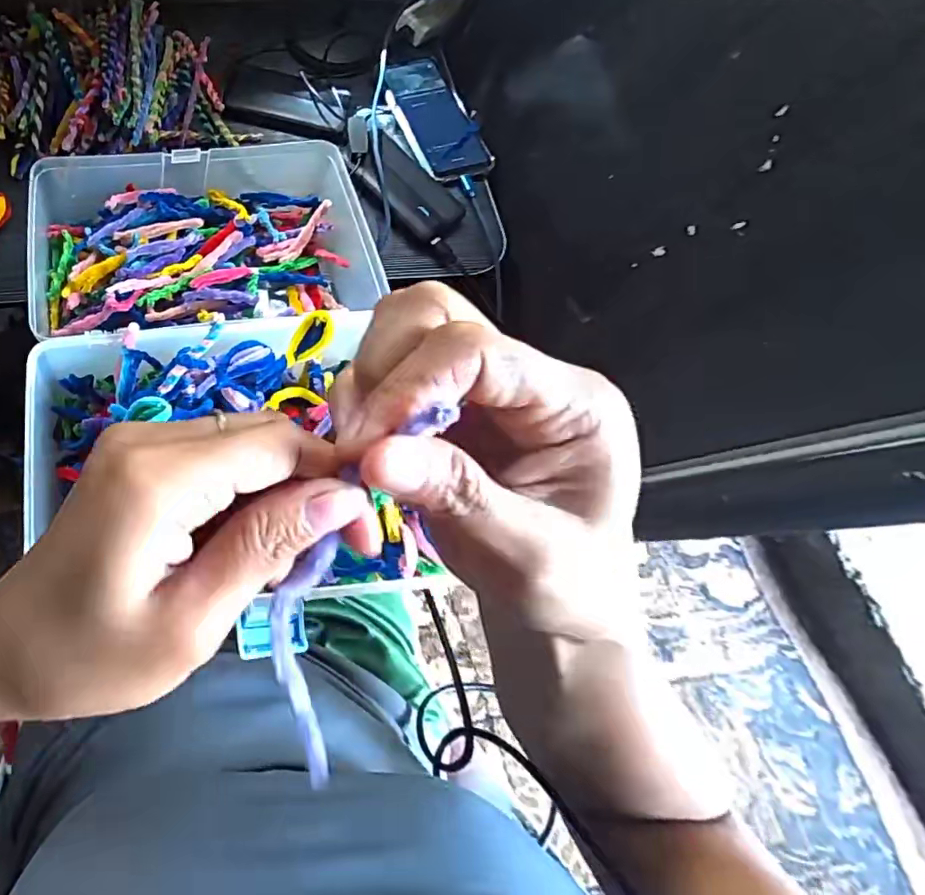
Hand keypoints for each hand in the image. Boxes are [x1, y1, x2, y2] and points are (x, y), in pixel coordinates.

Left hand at [0, 414, 378, 722]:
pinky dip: (241, 492)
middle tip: (323, 559)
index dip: (332, 478)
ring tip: (278, 562)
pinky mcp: (131, 455)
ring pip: (240, 443)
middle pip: (260, 435)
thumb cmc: (90, 659)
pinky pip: (209, 456)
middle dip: (308, 485)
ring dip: (276, 492)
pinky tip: (238, 544)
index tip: (364, 538)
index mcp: (158, 476)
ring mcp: (134, 440)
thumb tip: (341, 495)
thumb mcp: (191, 623)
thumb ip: (264, 547)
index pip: (276, 444)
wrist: (3, 648)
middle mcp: (145, 437)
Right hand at [333, 282, 643, 642]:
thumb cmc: (560, 585)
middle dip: (383, 371)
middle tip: (363, 442)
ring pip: (395, 333)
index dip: (412, 386)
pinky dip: (355, 409)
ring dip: (363, 388)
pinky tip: (361, 457)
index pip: (476, 350)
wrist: (551, 608)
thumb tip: (373, 456)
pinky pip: (377, 375)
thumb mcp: (522, 552)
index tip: (370, 446)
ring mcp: (473, 386)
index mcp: (568, 400)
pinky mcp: (434, 403)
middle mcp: (519, 376)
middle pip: (431, 315)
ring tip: (360, 454)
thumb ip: (455, 494)